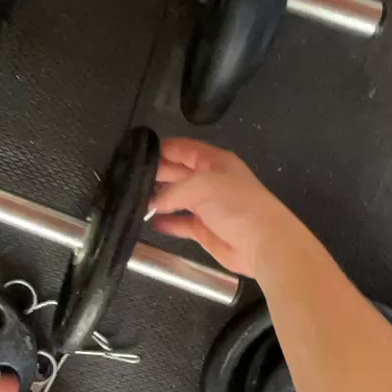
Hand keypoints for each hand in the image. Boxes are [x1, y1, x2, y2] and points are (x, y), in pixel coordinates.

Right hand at [148, 137, 310, 276]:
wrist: (262, 243)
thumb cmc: (237, 206)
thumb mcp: (202, 186)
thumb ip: (173, 191)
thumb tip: (152, 202)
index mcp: (214, 162)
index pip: (183, 148)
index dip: (161, 148)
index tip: (136, 153)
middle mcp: (210, 181)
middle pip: (177, 172)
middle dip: (156, 174)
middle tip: (129, 178)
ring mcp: (207, 206)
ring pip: (176, 198)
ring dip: (158, 199)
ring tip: (134, 200)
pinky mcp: (203, 230)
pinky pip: (180, 223)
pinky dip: (166, 223)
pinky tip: (150, 222)